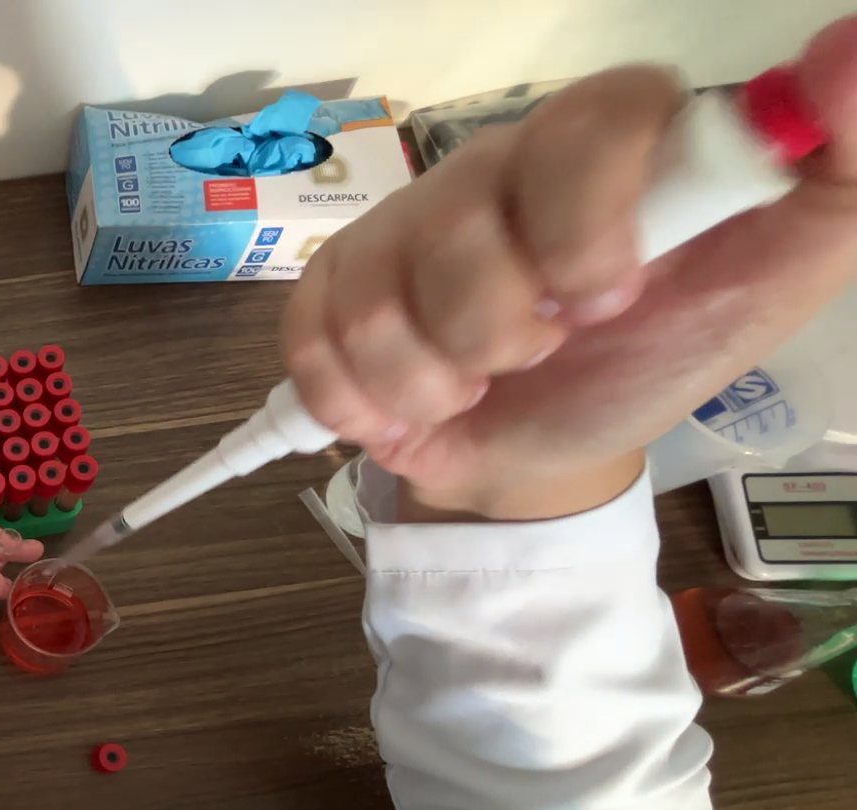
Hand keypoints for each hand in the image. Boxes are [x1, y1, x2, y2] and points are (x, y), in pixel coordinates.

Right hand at [284, 17, 856, 519]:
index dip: (584, 226)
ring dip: (429, 386)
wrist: (525, 455)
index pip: (580, 129)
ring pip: (374, 311)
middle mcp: (472, 178)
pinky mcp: (313, 301)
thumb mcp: (776, 281)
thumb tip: (848, 49)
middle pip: (453, 237)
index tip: (604, 302)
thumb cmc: (637, 369)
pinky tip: (396, 407)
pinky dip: (360, 404)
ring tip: (464, 392)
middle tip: (527, 361)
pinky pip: (312, 351)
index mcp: (589, 150)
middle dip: (496, 338)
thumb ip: (845, 170)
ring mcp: (378, 240)